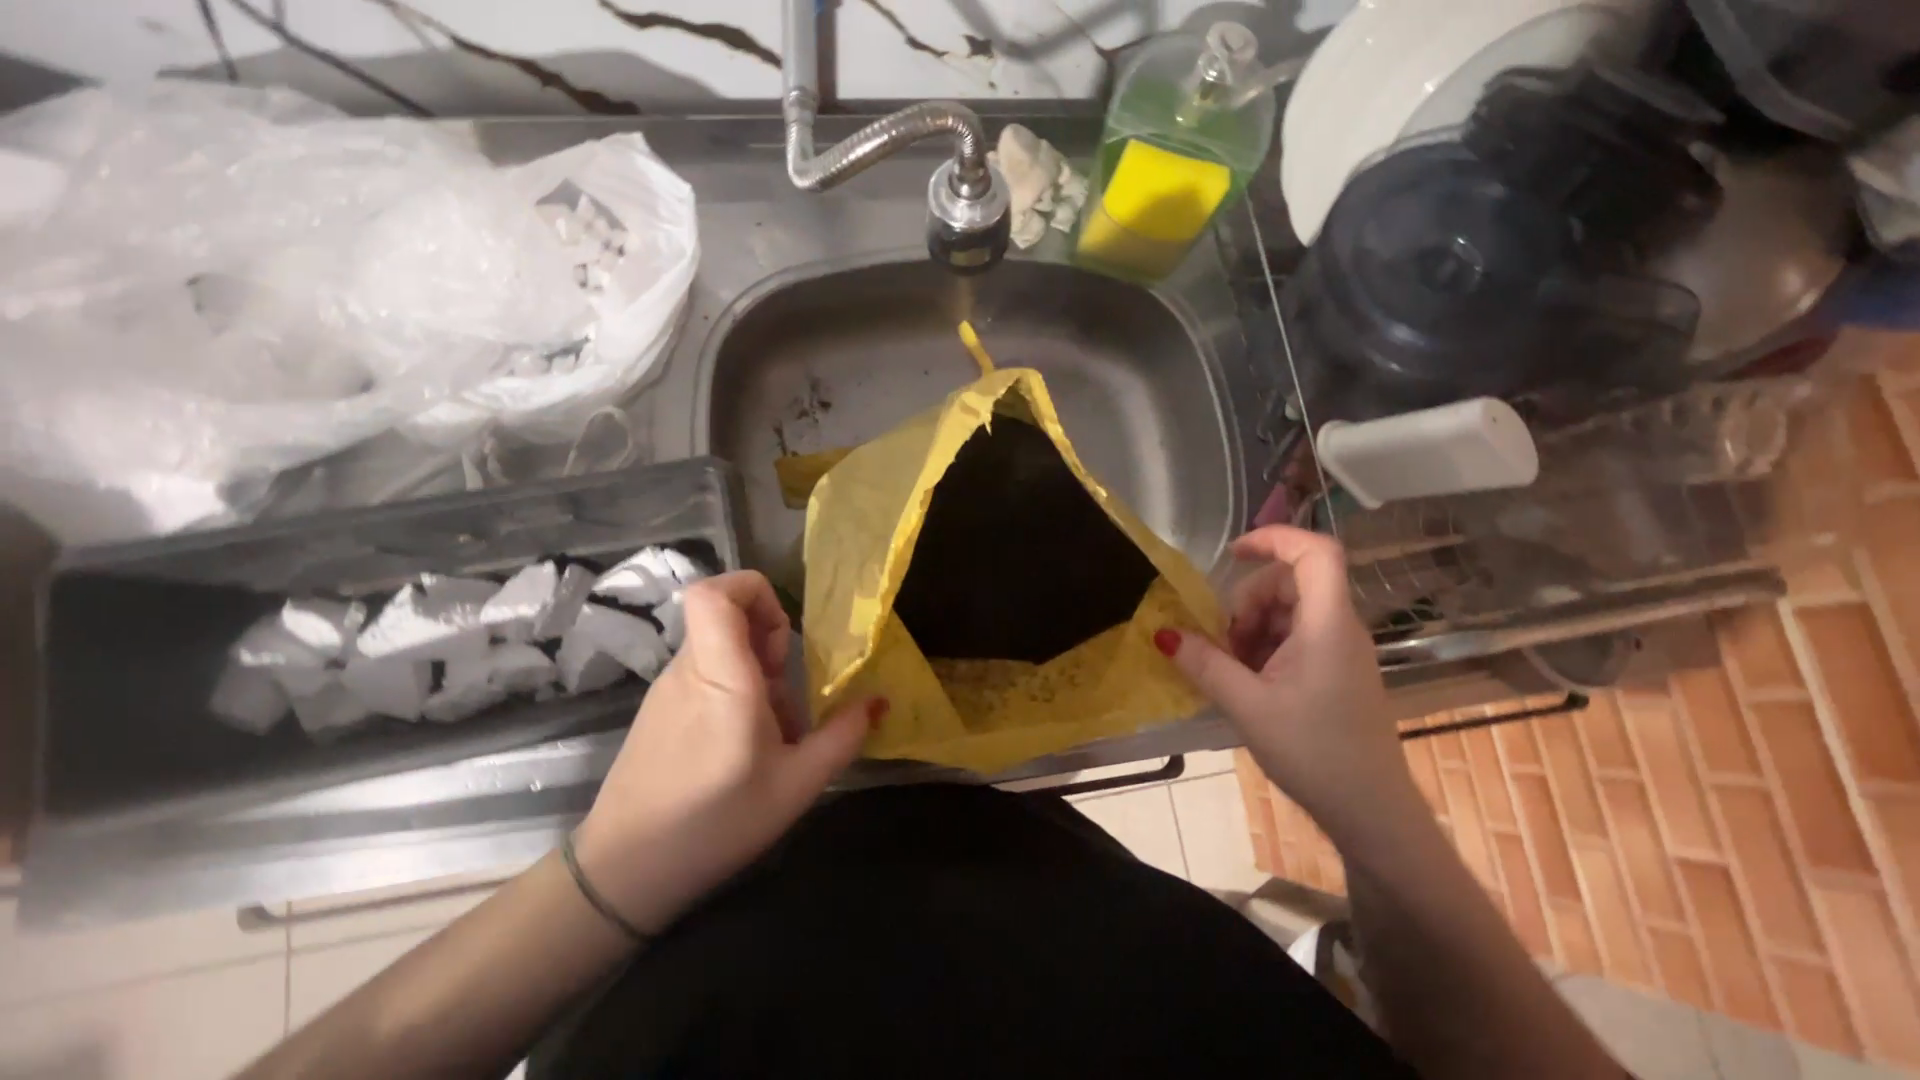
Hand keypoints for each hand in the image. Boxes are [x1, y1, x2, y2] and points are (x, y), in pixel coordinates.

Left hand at [571, 570, 880, 934]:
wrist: (625, 871)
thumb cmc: (717, 822)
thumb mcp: (796, 786)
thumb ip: (841, 737)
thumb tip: (877, 702)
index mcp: (721, 676)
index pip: (714, 592)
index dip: (753, 590)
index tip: (785, 635)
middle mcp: (688, 671)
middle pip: (726, 619)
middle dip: (769, 642)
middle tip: (790, 692)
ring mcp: (666, 692)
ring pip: (718, 652)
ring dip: (755, 676)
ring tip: (775, 734)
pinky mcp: (656, 715)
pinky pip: (702, 680)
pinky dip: (732, 695)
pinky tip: (743, 750)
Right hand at [1159, 526, 1415, 834]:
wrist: (1371, 811)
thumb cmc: (1315, 753)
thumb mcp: (1249, 707)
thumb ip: (1206, 665)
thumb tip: (1163, 634)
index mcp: (1327, 625)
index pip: (1314, 552)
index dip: (1274, 538)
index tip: (1231, 555)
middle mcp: (1340, 628)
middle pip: (1292, 583)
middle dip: (1248, 602)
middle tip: (1222, 645)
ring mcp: (1341, 651)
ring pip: (1290, 612)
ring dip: (1252, 629)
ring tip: (1231, 670)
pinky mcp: (1336, 672)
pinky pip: (1296, 639)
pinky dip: (1266, 649)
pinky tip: (1248, 684)